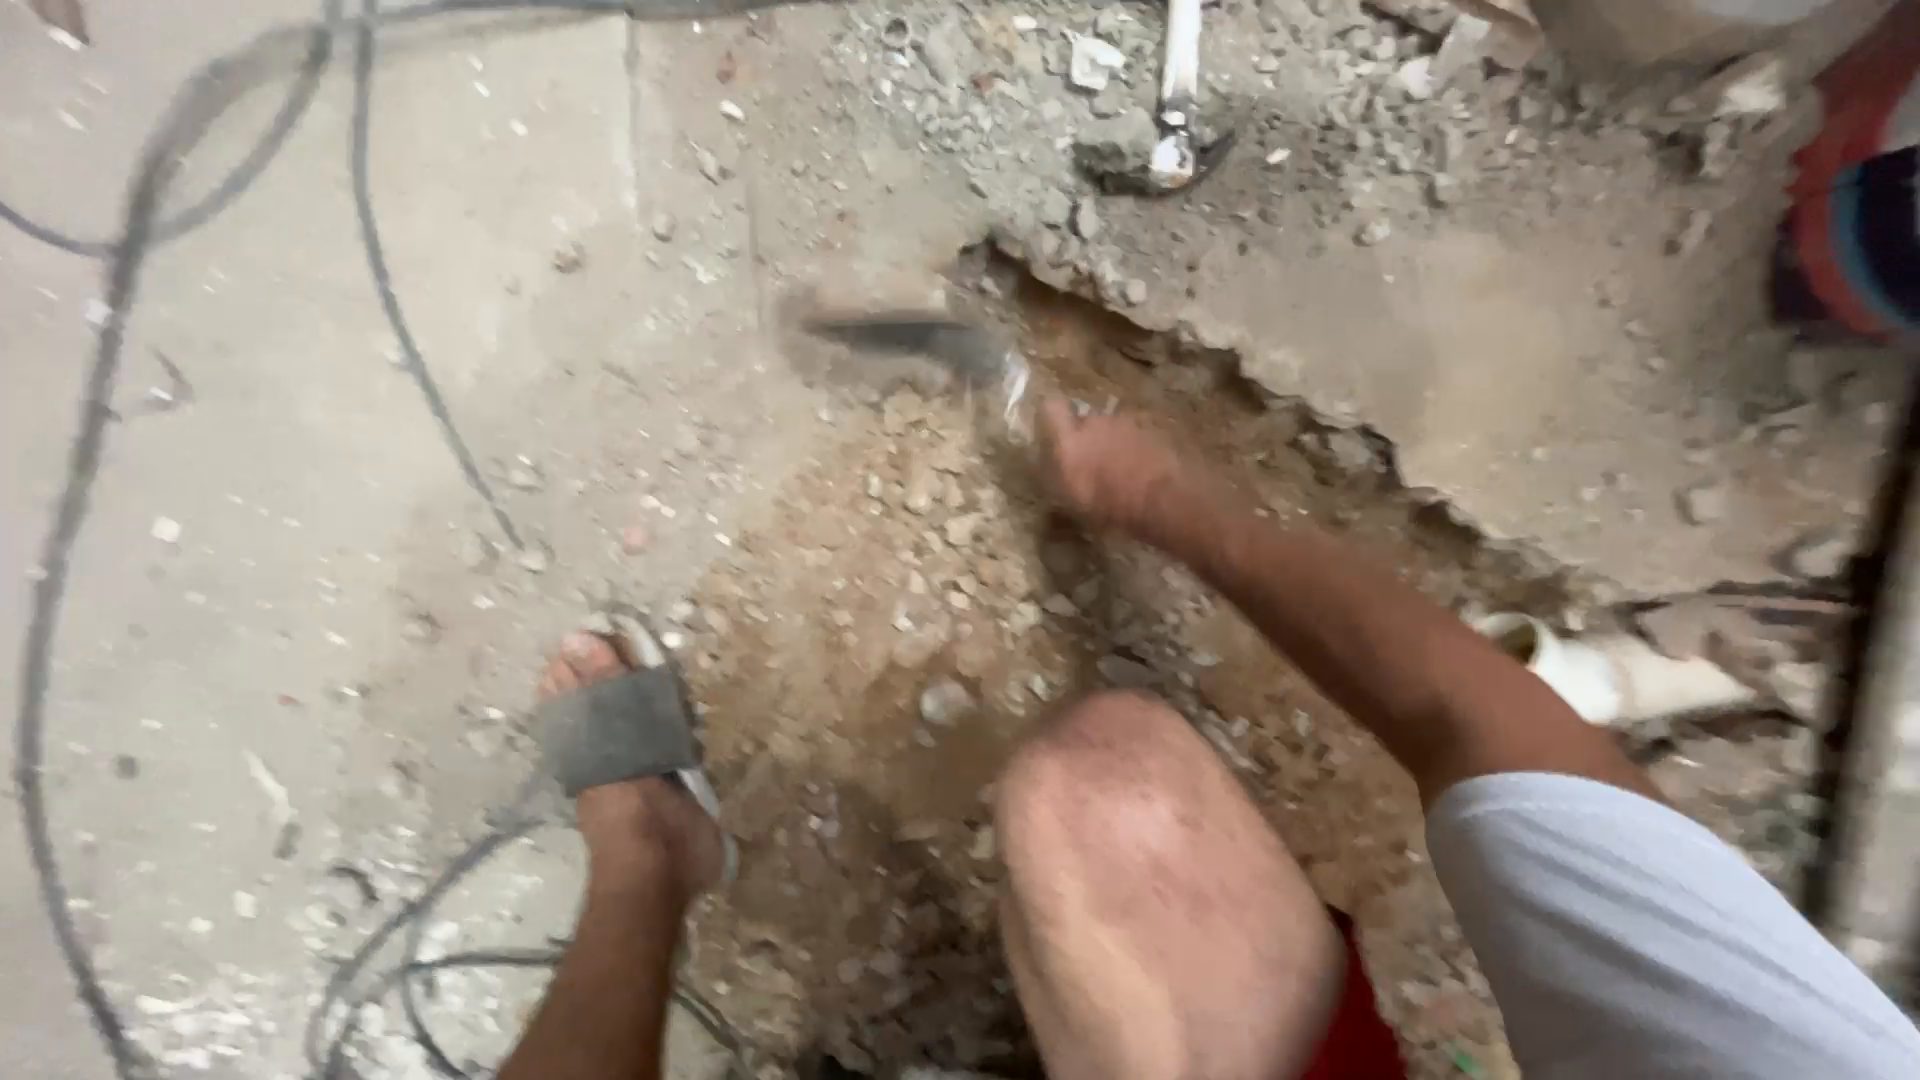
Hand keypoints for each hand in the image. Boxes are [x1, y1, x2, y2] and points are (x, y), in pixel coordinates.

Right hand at [1035, 396, 1185, 533]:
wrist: (1160, 499)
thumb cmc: (1108, 505)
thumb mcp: (1072, 500)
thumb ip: (1059, 475)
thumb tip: (1054, 464)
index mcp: (1069, 439)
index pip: (1051, 407)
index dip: (1051, 415)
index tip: (1053, 431)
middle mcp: (1095, 422)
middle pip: (1084, 419)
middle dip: (1085, 435)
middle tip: (1089, 460)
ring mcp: (1126, 423)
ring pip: (1111, 426)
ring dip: (1111, 441)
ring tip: (1118, 467)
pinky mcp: (1150, 429)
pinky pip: (1134, 434)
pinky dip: (1133, 447)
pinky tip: (1139, 468)